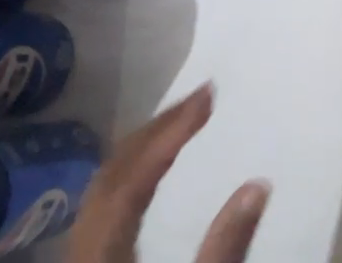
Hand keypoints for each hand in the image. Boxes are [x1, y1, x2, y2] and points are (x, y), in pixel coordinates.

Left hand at [66, 85, 270, 262]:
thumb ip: (225, 249)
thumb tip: (259, 184)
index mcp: (103, 256)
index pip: (134, 182)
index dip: (170, 134)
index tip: (207, 95)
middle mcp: (83, 250)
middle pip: (112, 175)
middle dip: (156, 129)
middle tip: (201, 96)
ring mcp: (82, 256)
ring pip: (104, 186)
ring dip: (143, 145)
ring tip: (184, 119)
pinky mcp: (92, 261)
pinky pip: (106, 202)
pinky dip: (133, 170)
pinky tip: (159, 165)